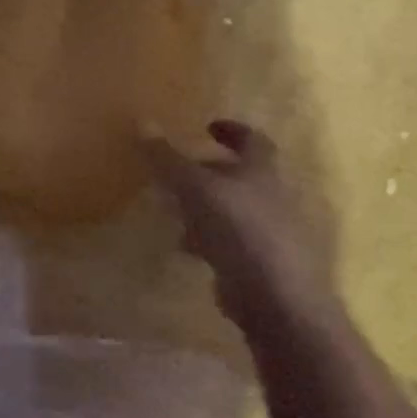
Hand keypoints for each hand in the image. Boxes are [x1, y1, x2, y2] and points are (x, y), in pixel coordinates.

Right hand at [143, 119, 335, 330]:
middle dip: (212, 172)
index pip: (252, 140)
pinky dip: (208, 240)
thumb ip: (169, 160)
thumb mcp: (196, 189)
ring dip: (206, 208)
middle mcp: (270, 197)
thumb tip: (142, 122)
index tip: (209, 126)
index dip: (231, 130)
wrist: (274, 296)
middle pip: (241, 176)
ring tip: (175, 211)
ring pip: (232, 211)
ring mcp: (266, 233)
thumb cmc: (239, 230)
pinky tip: (187, 249)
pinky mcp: (257, 264)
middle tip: (182, 171)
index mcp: (261, 171)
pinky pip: (228, 243)